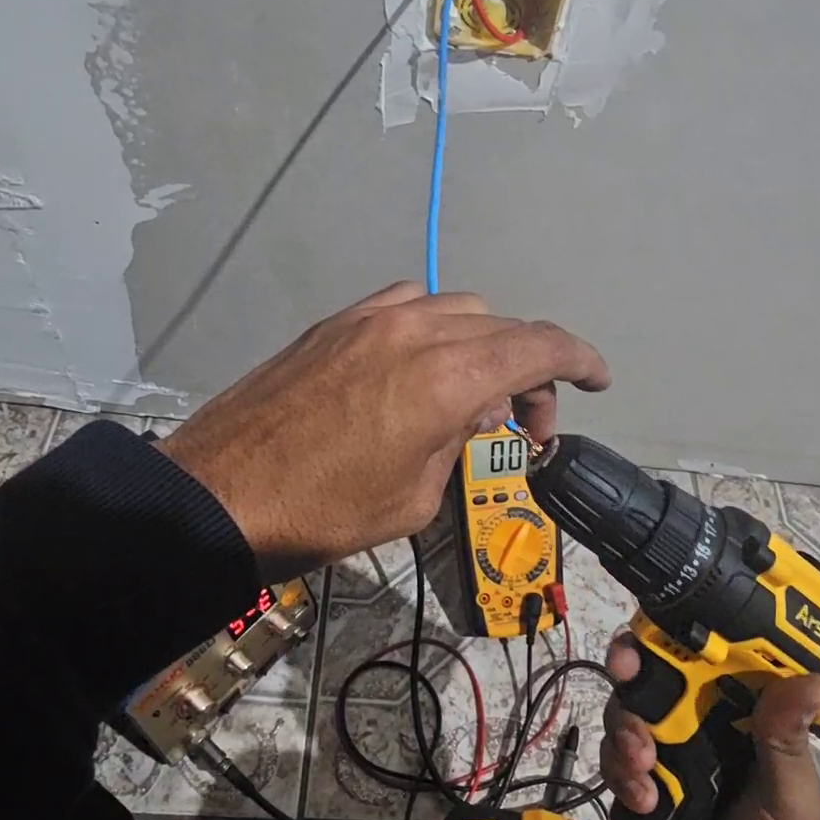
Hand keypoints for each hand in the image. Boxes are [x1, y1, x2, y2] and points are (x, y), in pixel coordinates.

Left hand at [157, 281, 609, 580]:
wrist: (222, 493)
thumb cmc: (325, 513)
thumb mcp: (416, 498)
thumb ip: (459, 439)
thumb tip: (473, 407)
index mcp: (447, 377)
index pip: (539, 346)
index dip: (580, 360)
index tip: (598, 380)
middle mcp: (416, 329)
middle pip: (501, 326)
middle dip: (531, 368)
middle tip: (523, 423)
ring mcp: (370, 317)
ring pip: (455, 307)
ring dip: (481, 344)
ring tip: (469, 395)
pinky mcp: (335, 323)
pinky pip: (405, 306)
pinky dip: (432, 329)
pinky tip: (417, 369)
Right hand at [601, 636, 819, 819]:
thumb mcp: (792, 793)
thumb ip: (788, 737)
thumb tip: (817, 680)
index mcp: (737, 710)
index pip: (700, 655)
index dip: (672, 635)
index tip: (650, 636)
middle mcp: (697, 721)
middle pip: (649, 675)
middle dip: (630, 673)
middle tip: (625, 677)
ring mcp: (666, 752)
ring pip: (625, 714)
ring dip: (625, 733)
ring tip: (645, 769)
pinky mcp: (642, 784)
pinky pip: (614, 762)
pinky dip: (621, 776)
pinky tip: (646, 801)